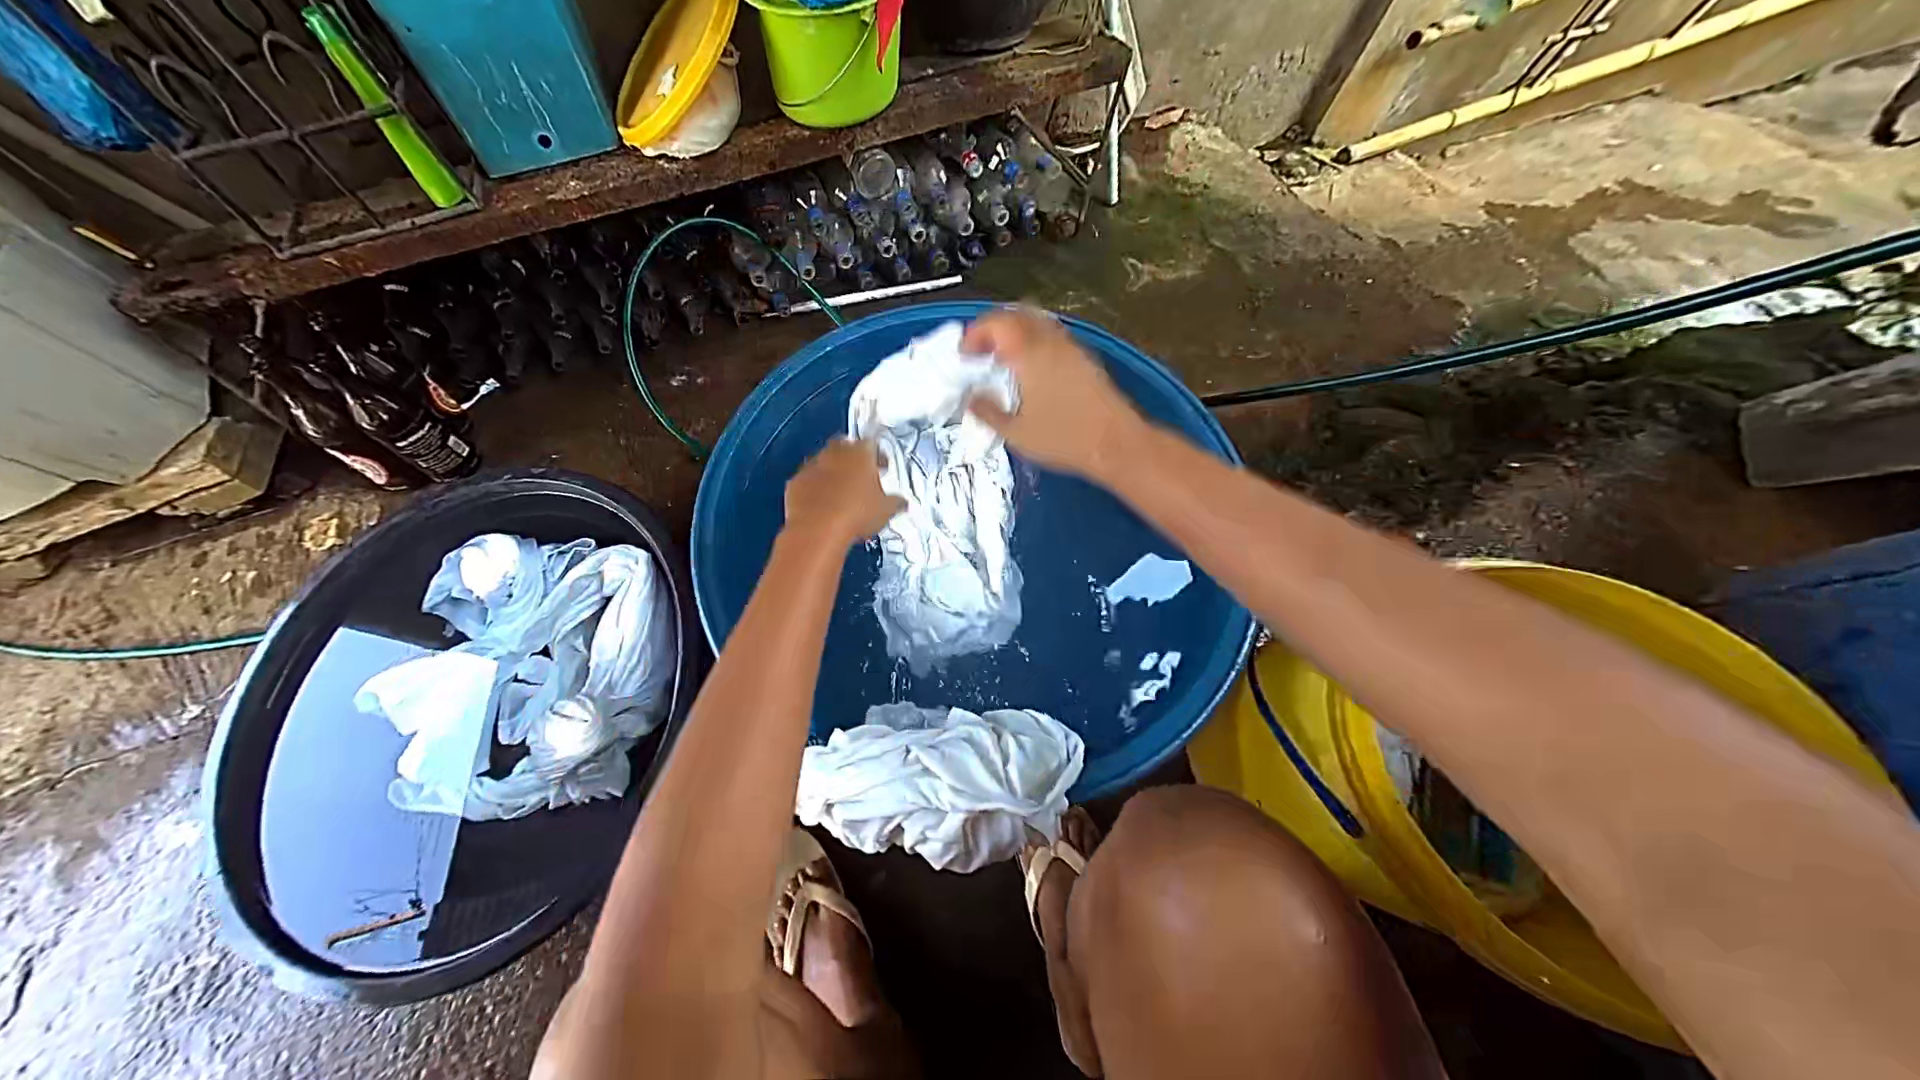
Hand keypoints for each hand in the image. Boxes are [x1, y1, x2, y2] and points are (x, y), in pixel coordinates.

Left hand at [785, 438, 903, 543]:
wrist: (818, 530)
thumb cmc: (856, 514)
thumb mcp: (886, 511)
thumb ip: (895, 502)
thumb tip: (901, 503)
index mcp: (861, 454)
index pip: (872, 445)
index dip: (878, 456)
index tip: (882, 467)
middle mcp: (835, 453)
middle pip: (845, 448)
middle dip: (854, 460)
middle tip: (862, 476)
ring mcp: (812, 466)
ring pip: (824, 463)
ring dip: (833, 472)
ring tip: (842, 492)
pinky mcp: (795, 483)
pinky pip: (807, 481)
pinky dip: (815, 488)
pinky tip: (822, 503)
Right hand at [964, 306, 1145, 480]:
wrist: (1116, 443)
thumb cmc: (1063, 439)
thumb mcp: (1015, 432)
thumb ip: (988, 411)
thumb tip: (972, 399)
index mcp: (1029, 353)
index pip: (995, 324)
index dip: (974, 334)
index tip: (965, 354)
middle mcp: (1051, 342)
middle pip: (1017, 313)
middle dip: (994, 327)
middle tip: (981, 349)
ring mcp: (1071, 348)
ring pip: (1037, 321)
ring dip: (1016, 332)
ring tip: (1003, 359)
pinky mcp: (1085, 359)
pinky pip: (1053, 336)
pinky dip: (1034, 342)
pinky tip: (1030, 370)